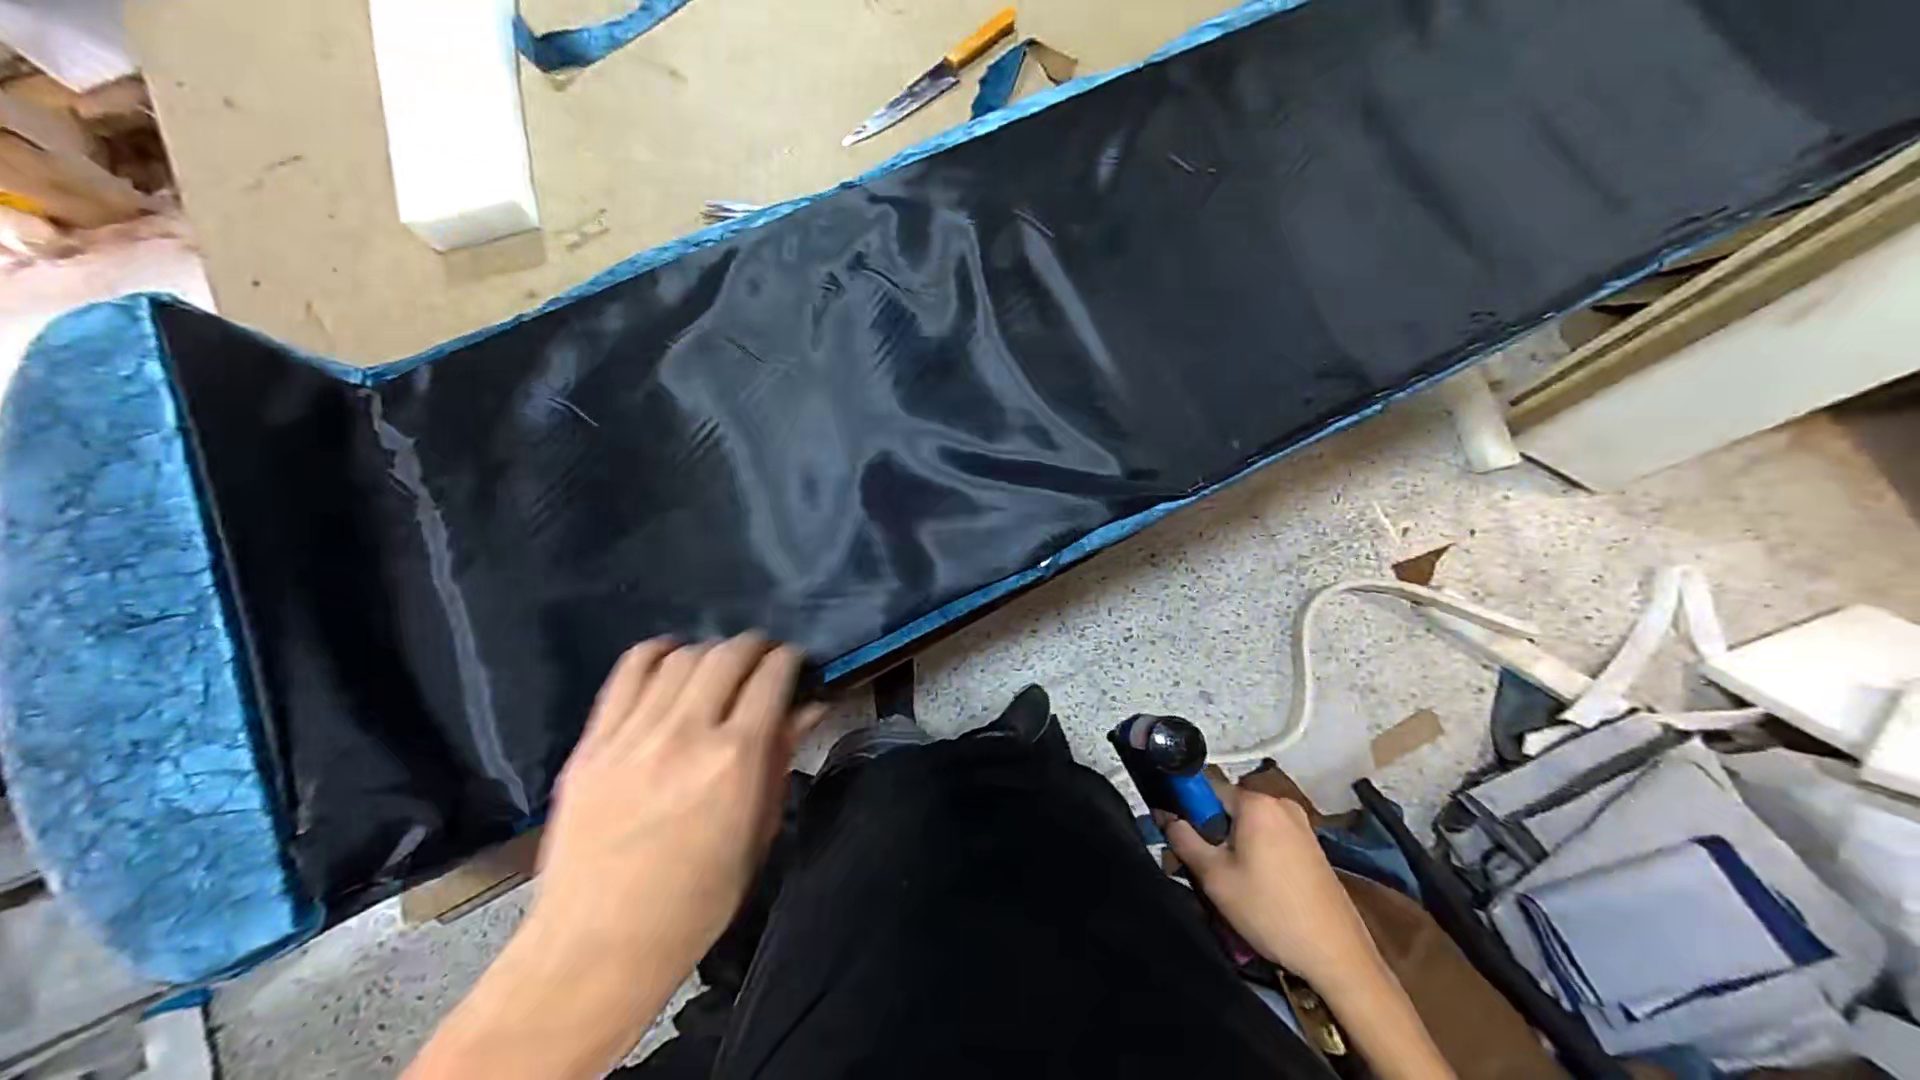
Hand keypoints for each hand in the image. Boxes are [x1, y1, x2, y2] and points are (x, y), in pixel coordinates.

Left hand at [533, 634, 825, 972]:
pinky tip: (670, 659)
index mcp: (735, 760)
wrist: (598, 946)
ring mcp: (632, 735)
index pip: (771, 678)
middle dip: (754, 646)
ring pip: (680, 658)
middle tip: (762, 658)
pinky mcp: (592, 743)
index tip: (794, 661)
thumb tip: (808, 708)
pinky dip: (656, 654)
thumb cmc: (697, 902)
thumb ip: (781, 759)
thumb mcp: (757, 833)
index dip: (788, 659)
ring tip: (719, 664)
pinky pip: (627, 674)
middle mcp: (686, 734)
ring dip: (709, 651)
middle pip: (726, 656)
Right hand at [1161, 782, 1382, 993]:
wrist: (1337, 955)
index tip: (1180, 836)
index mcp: (1257, 802)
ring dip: (1232, 846)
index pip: (1206, 788)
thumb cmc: (1269, 910)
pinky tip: (1256, 888)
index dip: (1187, 809)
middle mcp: (1281, 804)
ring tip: (1229, 884)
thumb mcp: (1214, 876)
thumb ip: (1183, 838)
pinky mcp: (1313, 847)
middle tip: (1203, 868)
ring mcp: (1301, 825)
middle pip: (1228, 808)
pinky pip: (1270, 839)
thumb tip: (1166, 815)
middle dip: (1211, 832)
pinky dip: (1256, 855)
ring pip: (1249, 826)